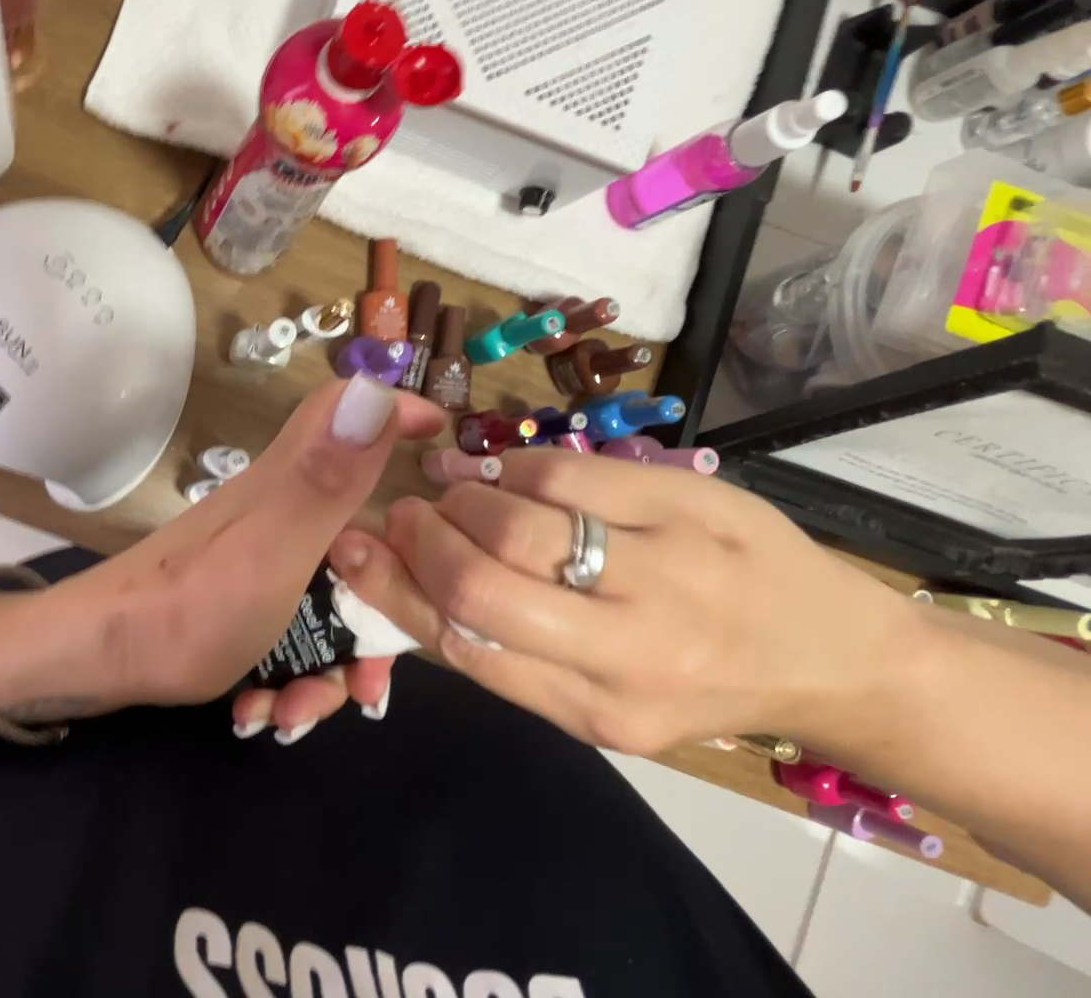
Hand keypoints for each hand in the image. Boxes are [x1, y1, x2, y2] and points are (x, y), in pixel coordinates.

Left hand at [47, 376, 444, 741]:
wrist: (99, 660)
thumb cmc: (189, 608)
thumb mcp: (272, 549)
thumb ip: (326, 479)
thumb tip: (378, 388)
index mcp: (290, 488)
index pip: (347, 414)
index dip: (396, 413)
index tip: (445, 445)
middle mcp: (278, 516)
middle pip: (363, 539)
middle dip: (380, 617)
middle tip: (368, 682)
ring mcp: (258, 561)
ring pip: (332, 600)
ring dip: (328, 669)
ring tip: (295, 715)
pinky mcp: (240, 600)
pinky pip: (294, 631)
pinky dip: (290, 678)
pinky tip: (261, 711)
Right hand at [325, 446, 916, 754]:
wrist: (833, 655)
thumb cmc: (691, 685)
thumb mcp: (590, 704)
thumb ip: (497, 652)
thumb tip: (392, 578)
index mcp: (598, 712)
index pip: (462, 645)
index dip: (389, 589)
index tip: (349, 549)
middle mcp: (636, 651)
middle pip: (477, 583)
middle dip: (419, 540)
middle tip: (407, 518)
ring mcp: (674, 569)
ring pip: (514, 519)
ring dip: (462, 501)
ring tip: (458, 500)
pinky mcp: (697, 502)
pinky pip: (565, 473)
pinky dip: (511, 470)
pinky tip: (503, 479)